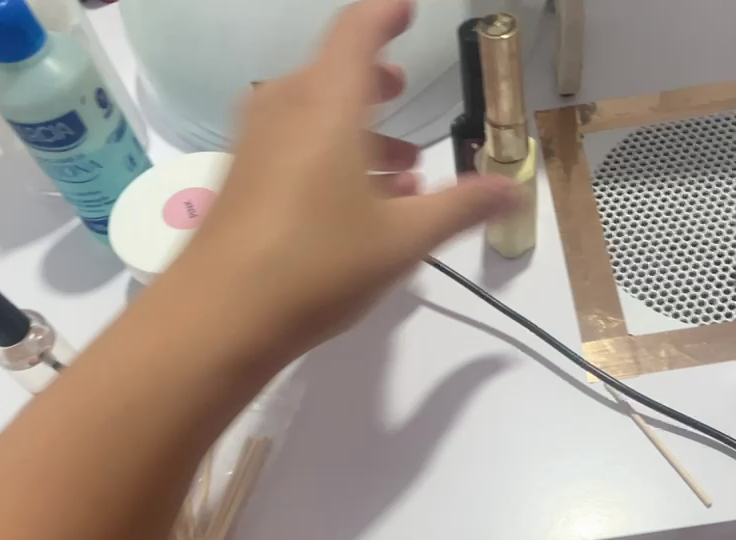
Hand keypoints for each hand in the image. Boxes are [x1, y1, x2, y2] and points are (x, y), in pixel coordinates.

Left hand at [167, 0, 520, 363]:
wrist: (221, 314)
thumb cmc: (320, 265)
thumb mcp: (403, 241)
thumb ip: (460, 208)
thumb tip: (514, 187)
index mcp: (328, 104)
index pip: (358, 32)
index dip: (385, 15)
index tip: (406, 11)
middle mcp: (284, 109)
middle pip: (333, 75)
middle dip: (375, 86)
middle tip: (402, 95)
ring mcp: (254, 144)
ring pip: (313, 118)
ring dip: (357, 135)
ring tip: (398, 177)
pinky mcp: (239, 180)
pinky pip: (291, 149)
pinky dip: (327, 159)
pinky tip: (352, 209)